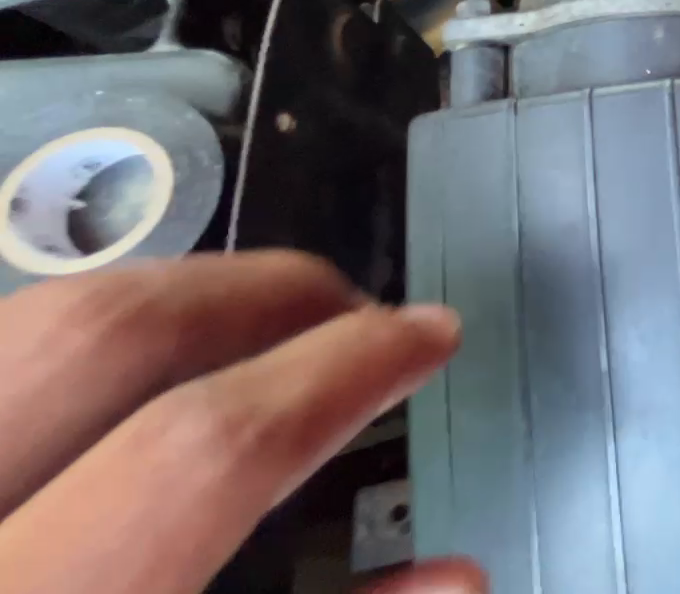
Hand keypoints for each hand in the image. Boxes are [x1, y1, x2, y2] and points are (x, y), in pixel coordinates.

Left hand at [0, 250, 480, 593]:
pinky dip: (64, 356)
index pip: (202, 451)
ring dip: (171, 305)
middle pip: (96, 338)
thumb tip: (457, 578)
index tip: (425, 336)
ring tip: (251, 331)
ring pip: (16, 327)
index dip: (348, 366)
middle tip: (350, 308)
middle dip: (267, 291)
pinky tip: (110, 391)